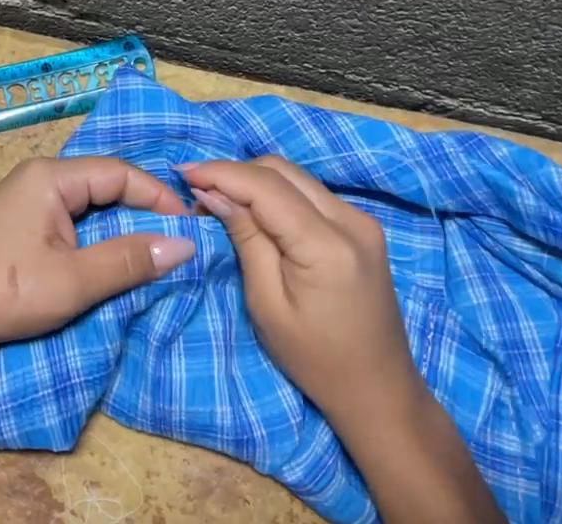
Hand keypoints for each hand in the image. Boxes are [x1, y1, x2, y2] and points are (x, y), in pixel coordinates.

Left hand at [0, 156, 196, 360]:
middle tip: (177, 239)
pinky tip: (109, 255)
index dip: (158, 196)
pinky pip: (68, 216)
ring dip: (119, 223)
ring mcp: (23, 198)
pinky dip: (95, 233)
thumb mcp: (74, 281)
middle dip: (141, 209)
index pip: (119, 173)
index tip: (190, 227)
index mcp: (49, 177)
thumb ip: (129, 259)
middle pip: (103, 182)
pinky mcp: (16, 222)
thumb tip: (185, 244)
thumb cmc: (6, 292)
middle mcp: (36, 177)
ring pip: (86, 201)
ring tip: (152, 249)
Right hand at [180, 155, 418, 416]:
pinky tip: (253, 210)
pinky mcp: (361, 227)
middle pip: (281, 171)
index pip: (265, 186)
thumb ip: (245, 239)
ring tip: (218, 200)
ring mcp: (361, 220)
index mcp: (327, 245)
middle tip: (197, 192)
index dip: (220, 173)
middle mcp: (351, 220)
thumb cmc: (315, 359)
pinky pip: (309, 192)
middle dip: (234, 173)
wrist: (380, 391)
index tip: (182, 174)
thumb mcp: (267, 303)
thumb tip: (212, 194)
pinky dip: (275, 192)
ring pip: (295, 176)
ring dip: (253, 180)